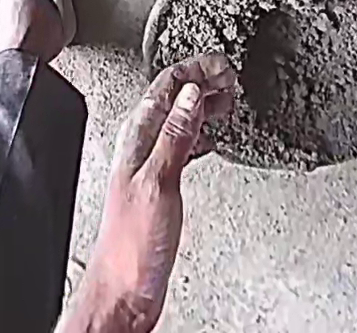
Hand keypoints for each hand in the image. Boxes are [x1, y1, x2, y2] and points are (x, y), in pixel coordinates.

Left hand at [62, 53, 236, 332]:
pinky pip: (185, 138)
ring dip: (205, 100)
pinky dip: (203, 127)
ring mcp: (154, 159)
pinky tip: (214, 132)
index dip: (198, 68)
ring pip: (182, 114)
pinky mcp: (164, 178)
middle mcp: (145, 141)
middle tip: (232, 77)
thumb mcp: (159, 181)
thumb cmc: (133, 242)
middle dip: (205, 79)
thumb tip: (192, 92)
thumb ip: (176, 134)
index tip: (224, 66)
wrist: (123, 290)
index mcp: (139, 133)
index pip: (169, 82)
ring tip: (229, 95)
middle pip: (176, 93)